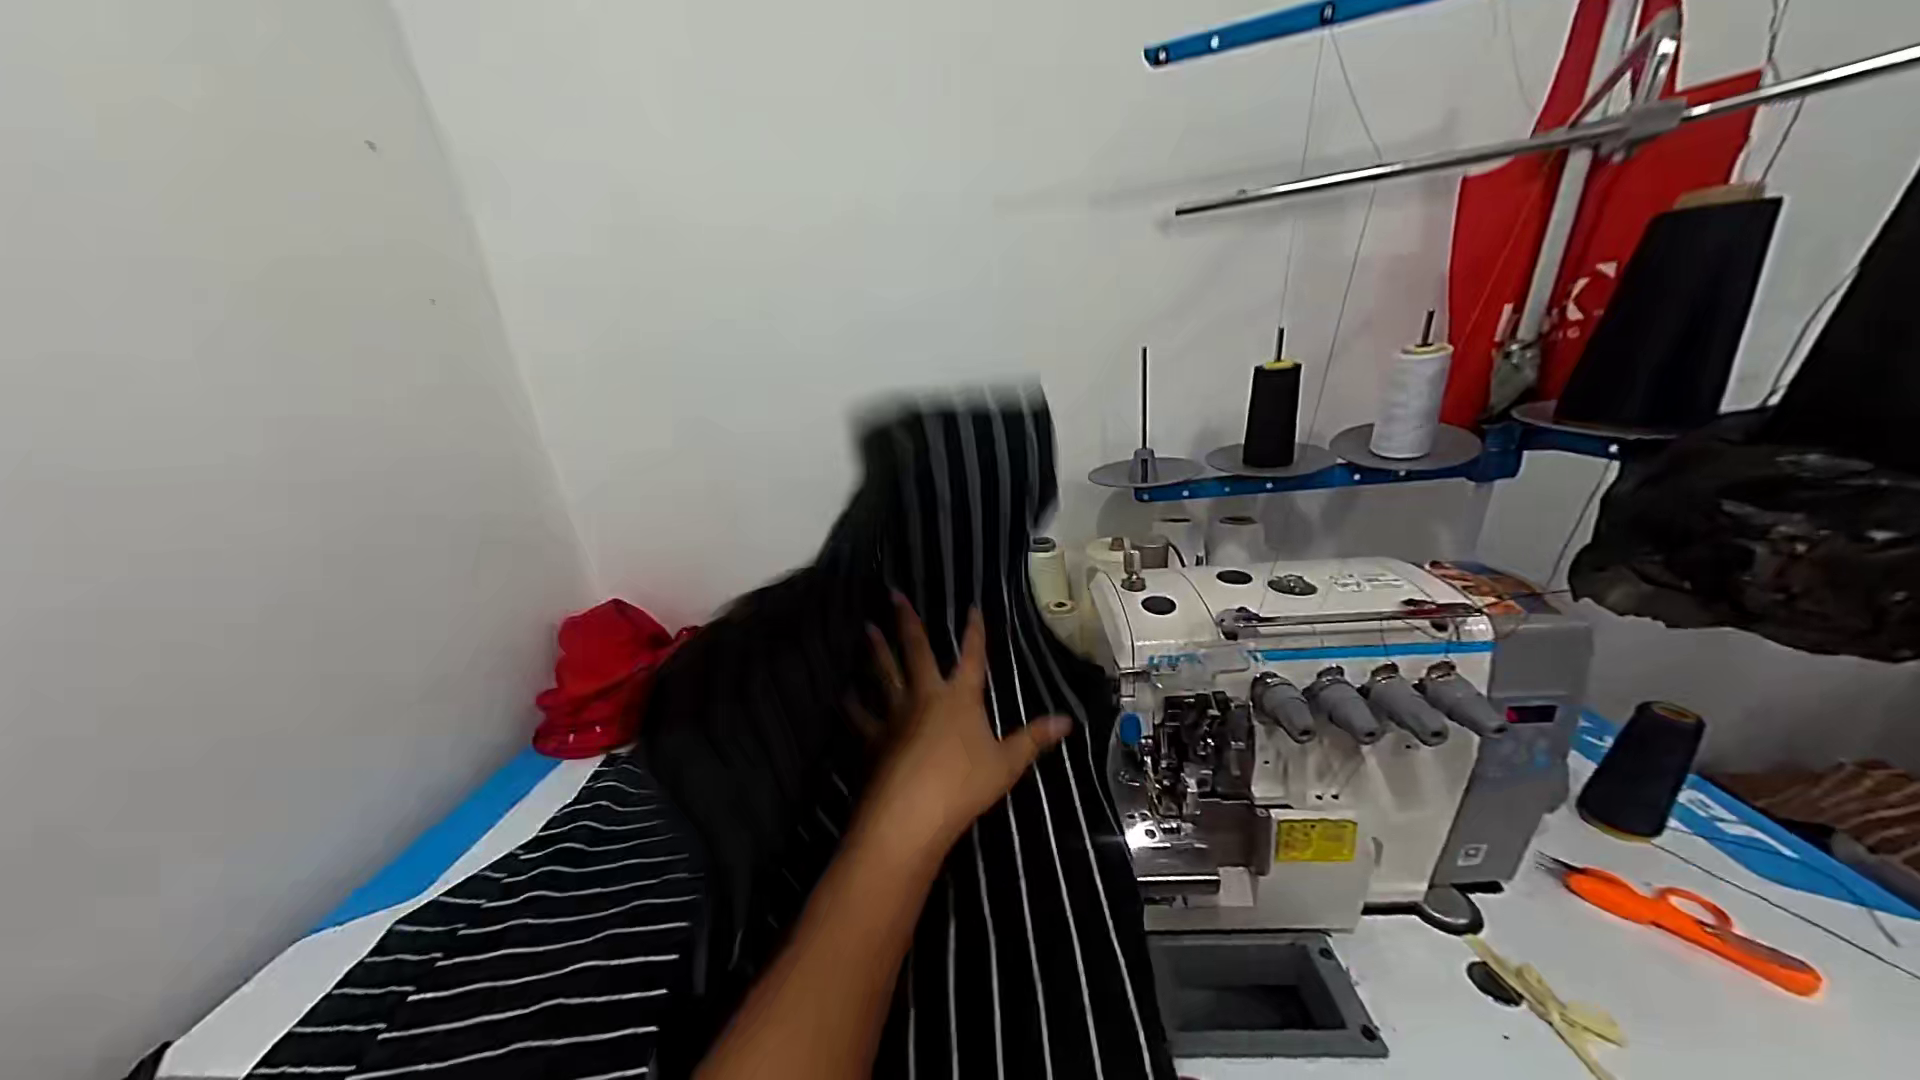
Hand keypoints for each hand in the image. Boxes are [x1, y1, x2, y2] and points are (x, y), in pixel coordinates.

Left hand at [855, 593, 1070, 855]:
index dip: (974, 632)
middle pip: (917, 652)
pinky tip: (842, 693)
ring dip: (876, 651)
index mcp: (960, 698)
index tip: (971, 607)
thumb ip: (1034, 739)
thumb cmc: (965, 784)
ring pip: (884, 674)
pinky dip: (852, 704)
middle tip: (893, 595)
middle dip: (908, 622)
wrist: (913, 813)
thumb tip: (1069, 720)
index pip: (972, 657)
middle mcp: (926, 696)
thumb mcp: (1007, 763)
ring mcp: (896, 715)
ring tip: (866, 628)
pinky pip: (860, 716)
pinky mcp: (874, 738)